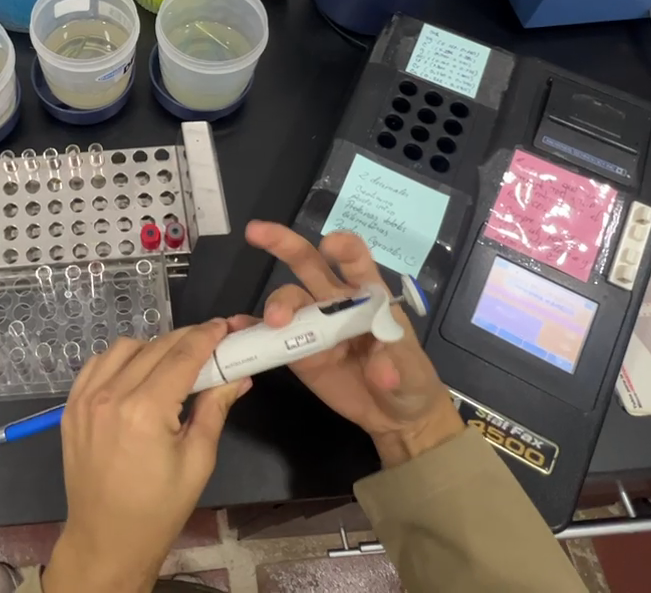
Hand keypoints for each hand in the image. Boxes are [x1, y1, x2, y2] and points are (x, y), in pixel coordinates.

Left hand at [46, 320, 248, 592]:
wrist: (106, 541)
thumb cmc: (158, 509)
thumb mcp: (198, 462)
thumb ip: (215, 410)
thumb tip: (238, 376)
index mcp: (145, 411)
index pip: (182, 356)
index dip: (206, 337)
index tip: (224, 326)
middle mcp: (111, 395)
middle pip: (156, 347)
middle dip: (186, 338)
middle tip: (209, 341)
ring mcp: (85, 398)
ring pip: (125, 348)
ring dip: (153, 346)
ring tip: (174, 360)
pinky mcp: (71, 406)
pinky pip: (98, 363)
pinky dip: (121, 358)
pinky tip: (137, 370)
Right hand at [243, 221, 462, 468]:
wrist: (394, 417)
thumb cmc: (411, 382)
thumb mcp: (413, 373)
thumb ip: (397, 365)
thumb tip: (383, 370)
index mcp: (367, 295)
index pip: (355, 258)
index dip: (343, 247)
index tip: (329, 247)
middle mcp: (335, 300)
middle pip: (307, 262)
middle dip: (282, 243)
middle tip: (256, 233)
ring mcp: (313, 323)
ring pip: (289, 297)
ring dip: (277, 304)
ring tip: (274, 323)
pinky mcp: (296, 349)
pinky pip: (270, 335)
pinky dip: (252, 328)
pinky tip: (237, 327)